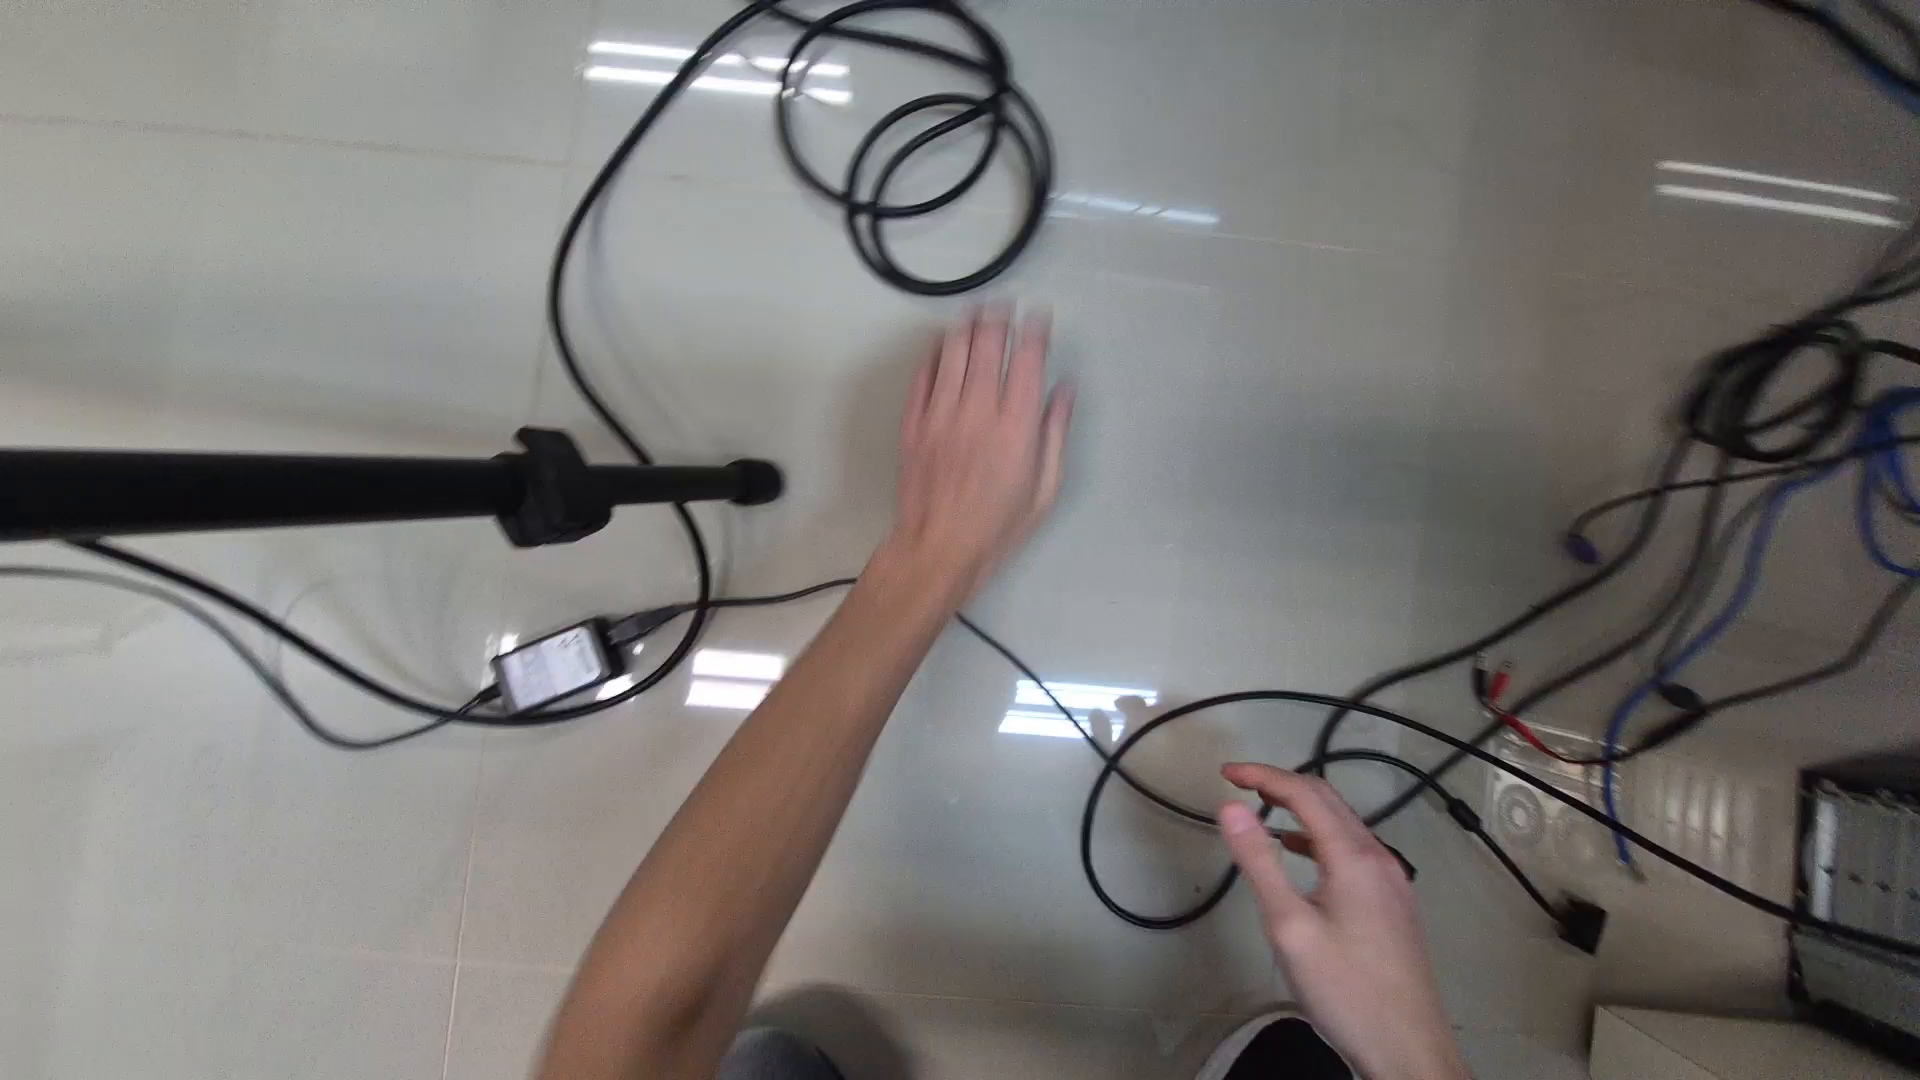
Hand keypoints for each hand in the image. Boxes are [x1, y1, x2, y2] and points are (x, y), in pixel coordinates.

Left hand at [884, 303, 1073, 599]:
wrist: (938, 548)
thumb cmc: (999, 527)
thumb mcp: (1045, 489)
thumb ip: (1055, 434)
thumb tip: (1064, 390)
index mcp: (1017, 426)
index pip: (1027, 360)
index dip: (1034, 331)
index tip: (1039, 315)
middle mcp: (978, 410)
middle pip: (987, 346)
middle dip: (999, 317)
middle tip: (1005, 304)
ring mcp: (940, 414)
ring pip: (952, 352)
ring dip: (966, 325)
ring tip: (975, 309)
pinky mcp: (913, 423)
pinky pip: (923, 376)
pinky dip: (934, 353)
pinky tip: (942, 342)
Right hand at [1218, 764, 1471, 1079]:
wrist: (1410, 1055)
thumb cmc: (1345, 989)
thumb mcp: (1289, 927)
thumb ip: (1259, 862)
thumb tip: (1230, 806)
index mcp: (1354, 857)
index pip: (1303, 793)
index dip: (1261, 775)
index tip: (1223, 773)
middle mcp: (1378, 858)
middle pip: (1327, 799)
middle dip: (1280, 782)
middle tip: (1237, 782)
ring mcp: (1391, 881)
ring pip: (1342, 822)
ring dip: (1301, 805)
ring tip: (1261, 805)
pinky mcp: (1393, 902)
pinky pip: (1351, 847)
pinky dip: (1318, 833)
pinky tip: (1298, 850)